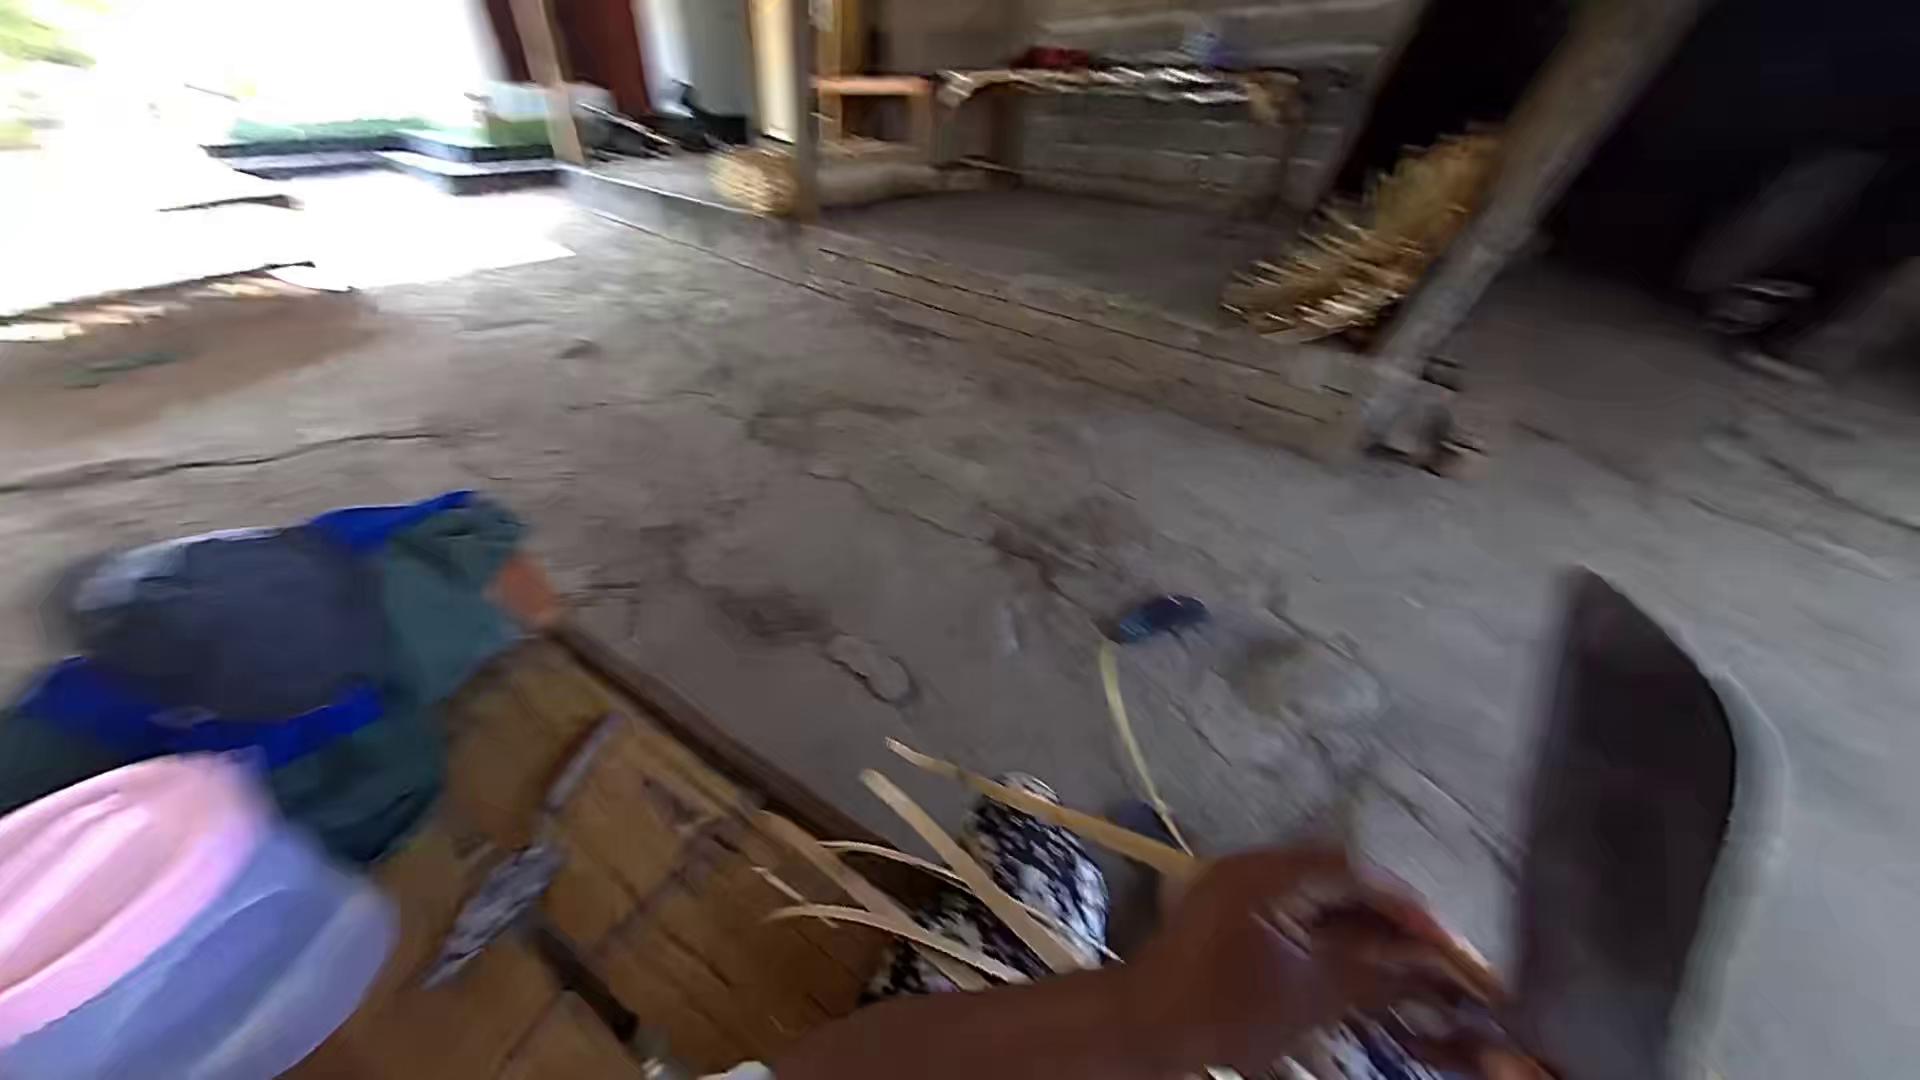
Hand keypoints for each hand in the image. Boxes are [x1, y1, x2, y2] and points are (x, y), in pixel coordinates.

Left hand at [1116, 848, 1463, 1073]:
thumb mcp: (1311, 994)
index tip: (1450, 943)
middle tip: (1439, 954)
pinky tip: (1365, 958)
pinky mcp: (1237, 904)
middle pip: (1336, 875)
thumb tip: (1434, 966)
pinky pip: (1297, 904)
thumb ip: (1373, 970)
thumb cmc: (1230, 1009)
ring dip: (1364, 922)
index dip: (1405, 904)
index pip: (1349, 869)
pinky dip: (1333, 929)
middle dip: (1390, 913)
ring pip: (1318, 891)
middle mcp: (1252, 864)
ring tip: (1413, 961)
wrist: (1157, 1019)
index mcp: (1266, 872)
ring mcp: (1241, 881)